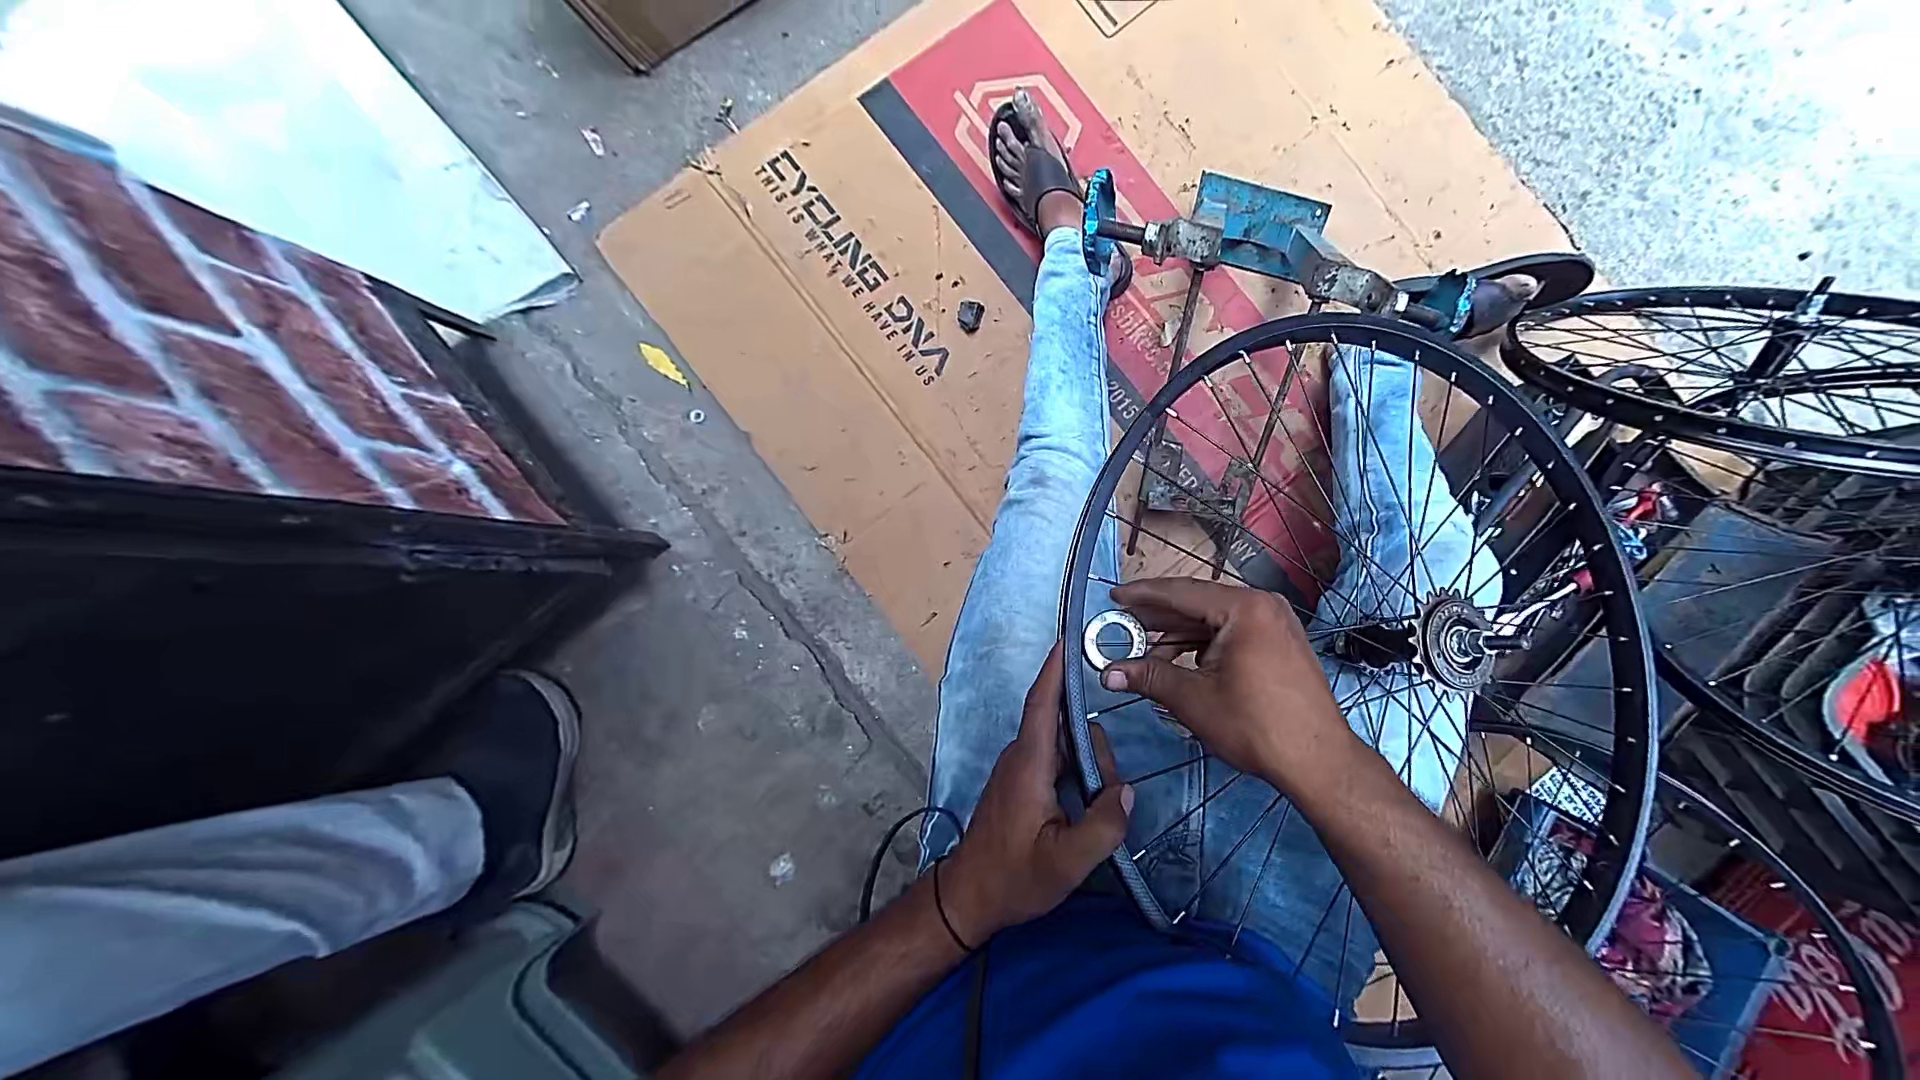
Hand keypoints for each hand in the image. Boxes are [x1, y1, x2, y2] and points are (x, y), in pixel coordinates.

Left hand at [939, 646, 1132, 945]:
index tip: (1067, 638)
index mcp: (1029, 764)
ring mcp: (1018, 769)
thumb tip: (1124, 791)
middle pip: (1063, 726)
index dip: (1055, 669)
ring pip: (1061, 746)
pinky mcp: (1020, 783)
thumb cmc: (1014, 877)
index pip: (1042, 703)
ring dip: (1087, 764)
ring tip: (1097, 806)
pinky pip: (1054, 761)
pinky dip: (1076, 771)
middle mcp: (1021, 757)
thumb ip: (1103, 825)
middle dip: (1093, 747)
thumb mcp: (1068, 862)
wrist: (969, 896)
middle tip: (1107, 793)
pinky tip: (1087, 800)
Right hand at [1100, 577, 1358, 797]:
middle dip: (1156, 617)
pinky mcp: (1278, 641)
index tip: (1113, 597)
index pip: (1180, 593)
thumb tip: (1107, 674)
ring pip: (1212, 619)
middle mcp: (1262, 605)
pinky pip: (1229, 631)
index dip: (1141, 595)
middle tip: (1121, 624)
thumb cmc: (1257, 726)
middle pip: (1196, 603)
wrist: (1319, 762)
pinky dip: (1201, 644)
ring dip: (1177, 634)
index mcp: (1244, 608)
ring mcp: (1274, 622)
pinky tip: (1177, 661)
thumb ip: (1147, 676)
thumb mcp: (1193, 699)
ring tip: (1144, 651)